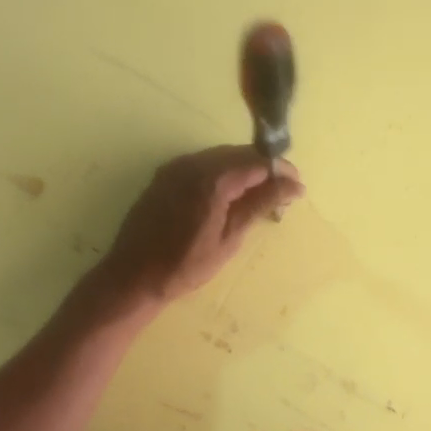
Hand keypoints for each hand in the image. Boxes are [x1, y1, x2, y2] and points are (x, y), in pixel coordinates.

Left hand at [93, 146, 303, 312]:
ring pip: (219, 158)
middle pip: (238, 154)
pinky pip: (201, 166)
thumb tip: (293, 185)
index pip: (257, 162)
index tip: (298, 188)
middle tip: (283, 193)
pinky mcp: (163, 177)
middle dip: (263, 169)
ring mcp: (174, 168)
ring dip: (242, 171)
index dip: (281, 171)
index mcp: (212, 179)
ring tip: (259, 196)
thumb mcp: (229, 238)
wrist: (133, 276)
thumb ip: (259, 204)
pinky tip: (229, 196)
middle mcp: (192, 164)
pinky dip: (221, 175)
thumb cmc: (184, 265)